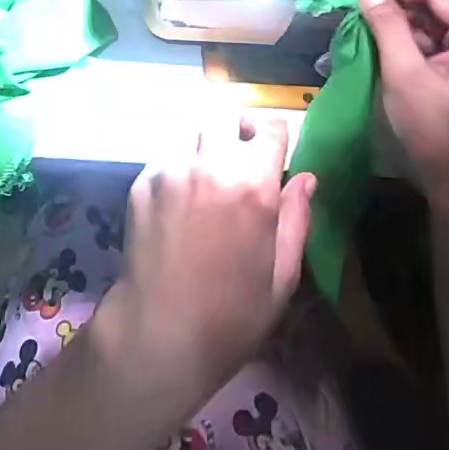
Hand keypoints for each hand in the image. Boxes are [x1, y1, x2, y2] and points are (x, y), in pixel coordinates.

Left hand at [89, 116, 317, 414]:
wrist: (158, 332)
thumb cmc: (232, 314)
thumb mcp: (282, 275)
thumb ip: (296, 218)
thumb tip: (306, 178)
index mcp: (252, 185)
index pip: (270, 127)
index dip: (275, 136)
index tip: (272, 153)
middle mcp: (210, 165)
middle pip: (225, 117)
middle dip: (237, 130)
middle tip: (240, 158)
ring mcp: (171, 170)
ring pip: (193, 136)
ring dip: (205, 149)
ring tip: (206, 185)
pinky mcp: (141, 182)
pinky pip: (167, 159)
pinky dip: (178, 170)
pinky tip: (178, 206)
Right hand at [356, 0, 448, 214]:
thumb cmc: (435, 129)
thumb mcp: (404, 74)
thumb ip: (387, 27)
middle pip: (443, 10)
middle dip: (402, 12)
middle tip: (364, 18)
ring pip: (442, 29)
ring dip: (408, 31)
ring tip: (373, 38)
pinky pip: (447, 48)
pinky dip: (420, 49)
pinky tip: (394, 56)